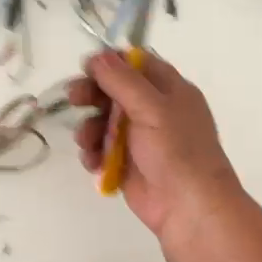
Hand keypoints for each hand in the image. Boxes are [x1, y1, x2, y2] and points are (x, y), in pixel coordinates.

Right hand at [69, 50, 244, 240]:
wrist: (187, 205)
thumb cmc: (176, 150)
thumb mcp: (152, 108)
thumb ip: (123, 81)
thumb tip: (97, 56)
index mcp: (168, 90)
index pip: (136, 65)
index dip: (111, 64)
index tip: (87, 67)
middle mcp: (152, 110)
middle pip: (113, 92)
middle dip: (92, 94)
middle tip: (74, 97)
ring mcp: (137, 138)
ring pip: (102, 122)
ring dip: (89, 128)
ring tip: (86, 141)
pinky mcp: (124, 164)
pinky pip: (100, 150)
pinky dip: (93, 153)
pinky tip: (92, 162)